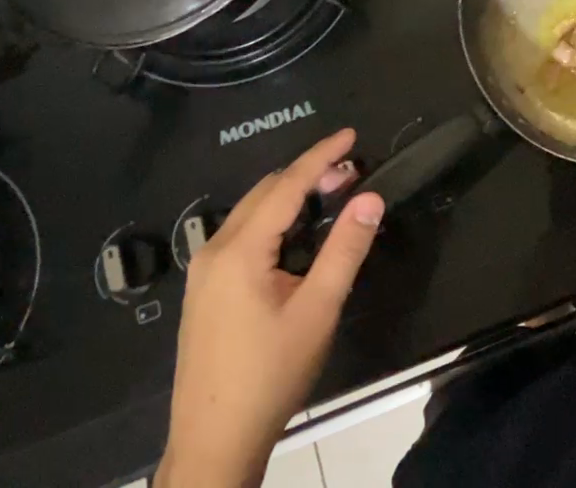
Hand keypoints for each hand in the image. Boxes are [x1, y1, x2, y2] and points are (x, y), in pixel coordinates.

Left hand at [156, 129, 384, 487]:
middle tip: (351, 171)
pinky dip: (274, 221)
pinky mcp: (205, 293)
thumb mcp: (318, 309)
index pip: (285, 186)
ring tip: (332, 196)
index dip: (321, 156)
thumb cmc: (271, 373)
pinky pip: (242, 236)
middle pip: (264, 193)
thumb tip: (371, 198)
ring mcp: (204, 273)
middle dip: (307, 174)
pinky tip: (297, 237)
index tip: (351, 135)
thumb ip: (346, 249)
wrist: (214, 440)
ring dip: (290, 197)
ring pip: (251, 214)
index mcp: (239, 251)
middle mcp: (214, 251)